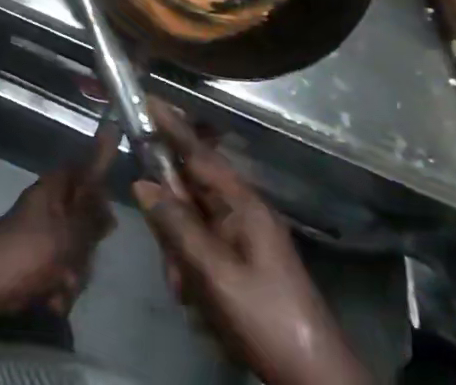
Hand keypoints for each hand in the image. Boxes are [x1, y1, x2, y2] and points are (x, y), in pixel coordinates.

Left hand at [0, 122, 119, 312]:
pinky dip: (58, 289)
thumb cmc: (26, 255)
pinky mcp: (34, 262)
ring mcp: (40, 235)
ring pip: (76, 250)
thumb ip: (90, 218)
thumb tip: (107, 198)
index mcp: (52, 191)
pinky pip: (61, 273)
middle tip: (78, 257)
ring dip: (73, 273)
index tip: (112, 130)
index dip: (99, 156)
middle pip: (86, 216)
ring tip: (59, 286)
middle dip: (88, 245)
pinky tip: (50, 301)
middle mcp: (47, 208)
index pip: (82, 166)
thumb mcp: (66, 235)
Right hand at [135, 102, 369, 384]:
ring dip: (179, 255)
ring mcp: (243, 237)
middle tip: (173, 266)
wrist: (312, 376)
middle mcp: (242, 212)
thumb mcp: (213, 272)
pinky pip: (200, 248)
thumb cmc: (265, 316)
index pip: (199, 153)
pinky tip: (197, 302)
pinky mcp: (240, 261)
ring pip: (189, 223)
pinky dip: (190, 270)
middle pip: (187, 191)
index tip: (148, 99)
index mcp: (242, 205)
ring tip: (188, 293)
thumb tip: (143, 184)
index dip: (172, 126)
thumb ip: (175, 224)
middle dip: (169, 222)